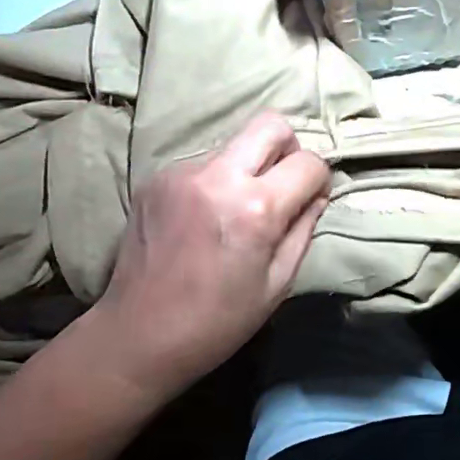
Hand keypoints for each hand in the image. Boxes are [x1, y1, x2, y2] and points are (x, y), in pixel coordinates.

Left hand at [91, 113, 330, 389]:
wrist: (139, 334)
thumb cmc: (218, 321)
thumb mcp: (277, 284)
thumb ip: (303, 230)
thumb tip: (315, 195)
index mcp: (255, 208)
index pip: (308, 163)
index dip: (320, 180)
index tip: (312, 201)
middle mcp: (217, 176)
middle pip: (270, 125)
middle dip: (289, 150)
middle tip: (282, 187)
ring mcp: (181, 173)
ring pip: (234, 144)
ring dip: (248, 168)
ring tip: (235, 212)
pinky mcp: (155, 179)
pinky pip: (203, 164)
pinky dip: (216, 181)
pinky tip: (204, 219)